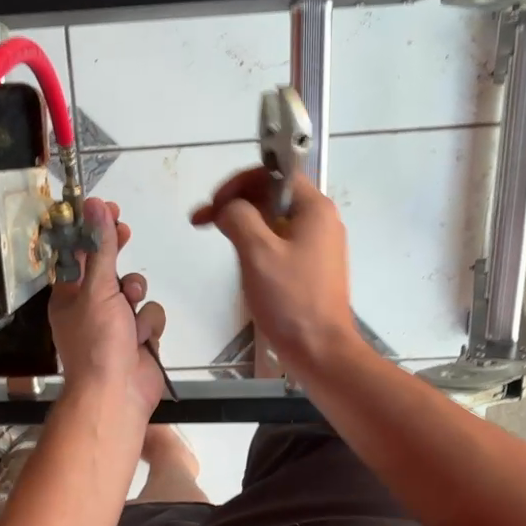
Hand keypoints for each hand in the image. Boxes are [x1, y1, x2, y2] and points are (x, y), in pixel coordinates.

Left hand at [48, 198, 167, 417]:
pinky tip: (143, 340)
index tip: (108, 208)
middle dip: (119, 259)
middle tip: (126, 232)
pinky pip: (151, 315)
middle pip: (109, 268)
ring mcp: (116, 324)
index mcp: (68, 296)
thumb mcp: (96, 289)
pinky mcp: (139, 339)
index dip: (93, 229)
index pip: (79, 252)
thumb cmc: (97, 342)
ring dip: (136, 299)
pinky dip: (149, 325)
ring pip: (135, 291)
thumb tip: (93, 204)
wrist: (117, 395)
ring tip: (131, 315)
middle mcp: (90, 307)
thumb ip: (101, 247)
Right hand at [191, 167, 356, 375]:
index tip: (213, 204)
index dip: (237, 183)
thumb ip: (238, 218)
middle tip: (203, 221)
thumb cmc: (290, 301)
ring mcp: (318, 247)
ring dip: (243, 225)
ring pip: (274, 221)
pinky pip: (280, 244)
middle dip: (236, 204)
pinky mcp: (312, 270)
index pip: (273, 173)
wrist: (320, 351)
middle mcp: (321, 221)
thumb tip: (227, 208)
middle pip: (272, 196)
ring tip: (217, 239)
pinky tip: (241, 261)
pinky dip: (257, 245)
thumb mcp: (257, 253)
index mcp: (314, 208)